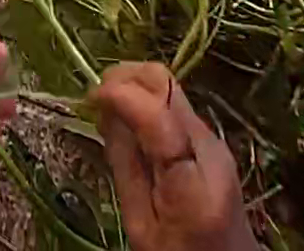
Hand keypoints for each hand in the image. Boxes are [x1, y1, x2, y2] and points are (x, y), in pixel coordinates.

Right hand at [91, 63, 258, 250]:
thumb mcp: (140, 225)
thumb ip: (125, 168)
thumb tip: (106, 113)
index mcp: (192, 183)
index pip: (158, 117)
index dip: (121, 95)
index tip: (90, 97)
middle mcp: (209, 147)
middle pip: (164, 83)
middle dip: (123, 78)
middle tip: (97, 99)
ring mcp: (212, 138)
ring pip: (166, 86)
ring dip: (132, 87)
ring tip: (108, 113)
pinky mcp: (208, 137)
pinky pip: (170, 102)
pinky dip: (144, 101)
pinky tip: (129, 124)